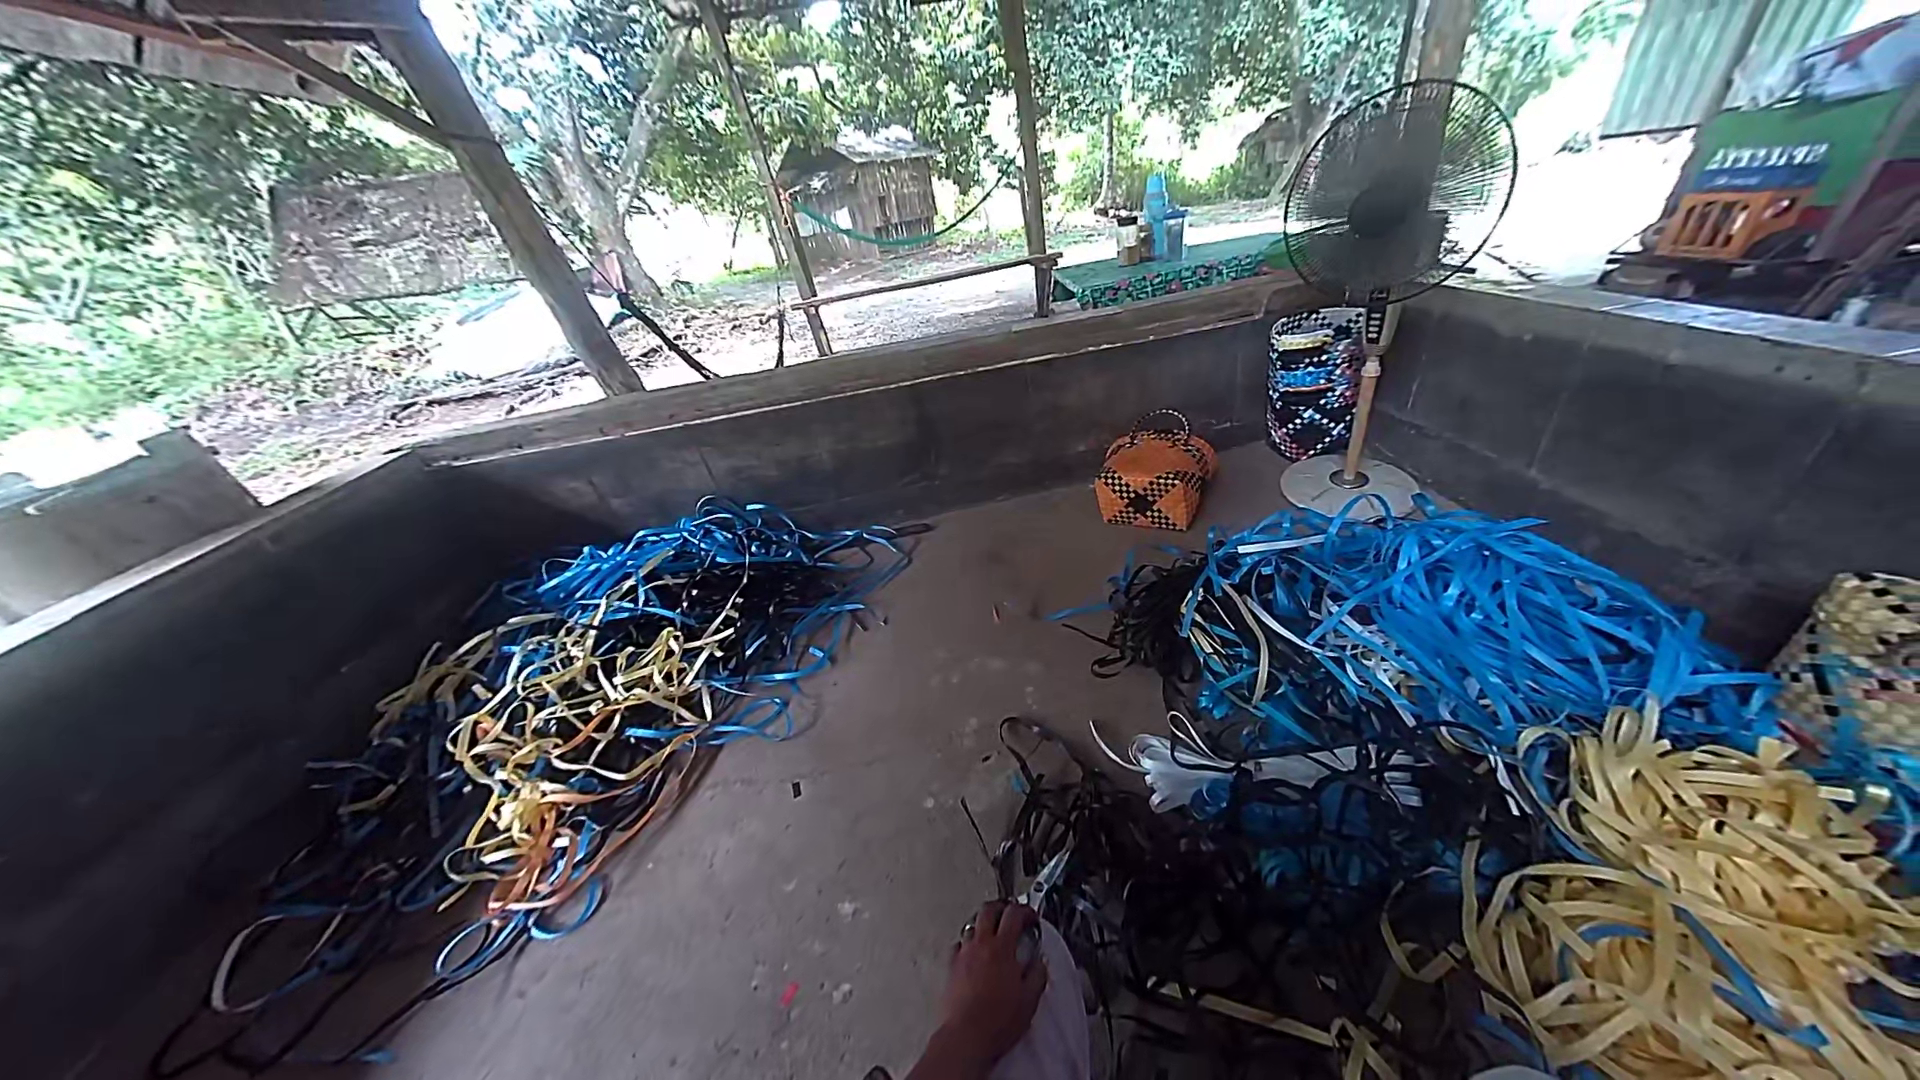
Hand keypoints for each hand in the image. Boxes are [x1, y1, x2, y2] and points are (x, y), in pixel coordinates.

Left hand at [908, 901, 1048, 1079]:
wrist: (966, 1036)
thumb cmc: (998, 1020)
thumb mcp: (1029, 1000)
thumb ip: (1037, 974)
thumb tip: (1039, 962)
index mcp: (1002, 948)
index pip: (1013, 914)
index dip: (1025, 911)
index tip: (1031, 917)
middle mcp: (980, 944)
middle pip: (988, 909)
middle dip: (1001, 907)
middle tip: (1010, 913)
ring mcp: (964, 953)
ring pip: (972, 924)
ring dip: (984, 923)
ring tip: (992, 932)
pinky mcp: (951, 967)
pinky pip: (959, 945)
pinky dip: (967, 943)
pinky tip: (972, 953)